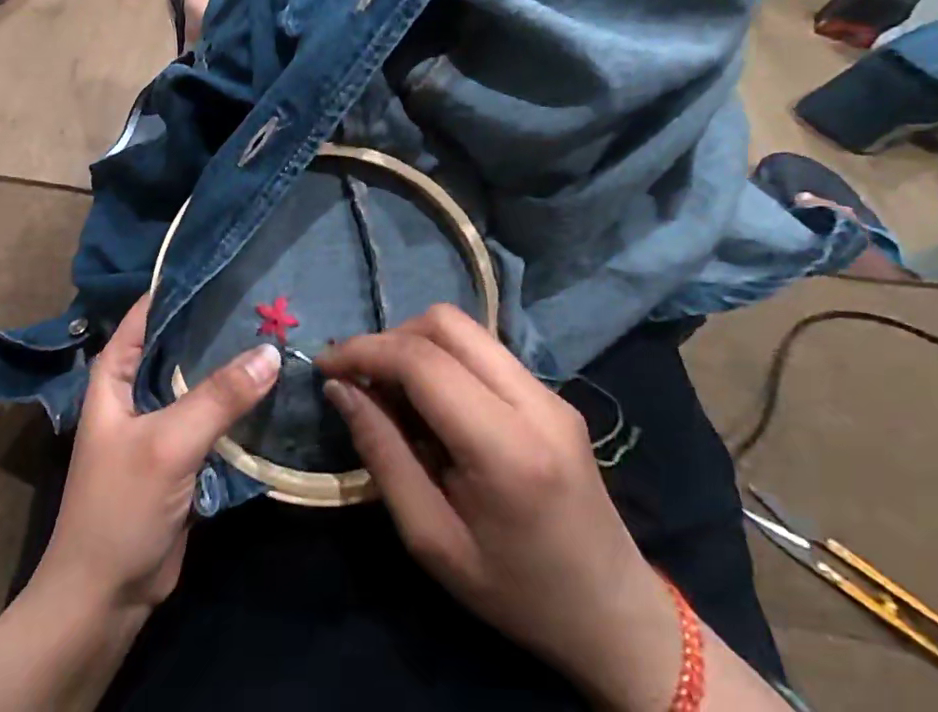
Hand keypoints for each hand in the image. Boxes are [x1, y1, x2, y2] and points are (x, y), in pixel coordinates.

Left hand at [36, 295, 281, 608]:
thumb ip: (217, 397)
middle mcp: (137, 391)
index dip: (185, 289)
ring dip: (234, 368)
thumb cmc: (120, 506)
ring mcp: (162, 423)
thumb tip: (270, 351)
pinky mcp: (184, 454)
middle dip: (220, 328)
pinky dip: (239, 406)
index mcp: (115, 375)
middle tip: (271, 305)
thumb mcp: (168, 444)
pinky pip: (215, 419)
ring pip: (202, 383)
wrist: (107, 593)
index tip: (232, 269)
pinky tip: (276, 389)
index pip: (149, 314)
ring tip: (282, 338)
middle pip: (181, 347)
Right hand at [319, 306, 682, 711]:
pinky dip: (441, 360)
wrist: (612, 613)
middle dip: (389, 339)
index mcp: (507, 447)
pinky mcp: (553, 396)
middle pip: (446, 324)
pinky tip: (428, 403)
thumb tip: (340, 390)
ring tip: (388, 392)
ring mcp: (551, 393)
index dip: (364, 351)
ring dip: (414, 346)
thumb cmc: (514, 590)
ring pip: (465, 330)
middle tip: (358, 380)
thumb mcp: (431, 537)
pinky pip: (483, 352)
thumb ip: (383, 454)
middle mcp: (536, 403)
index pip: (423, 361)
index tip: (324, 366)